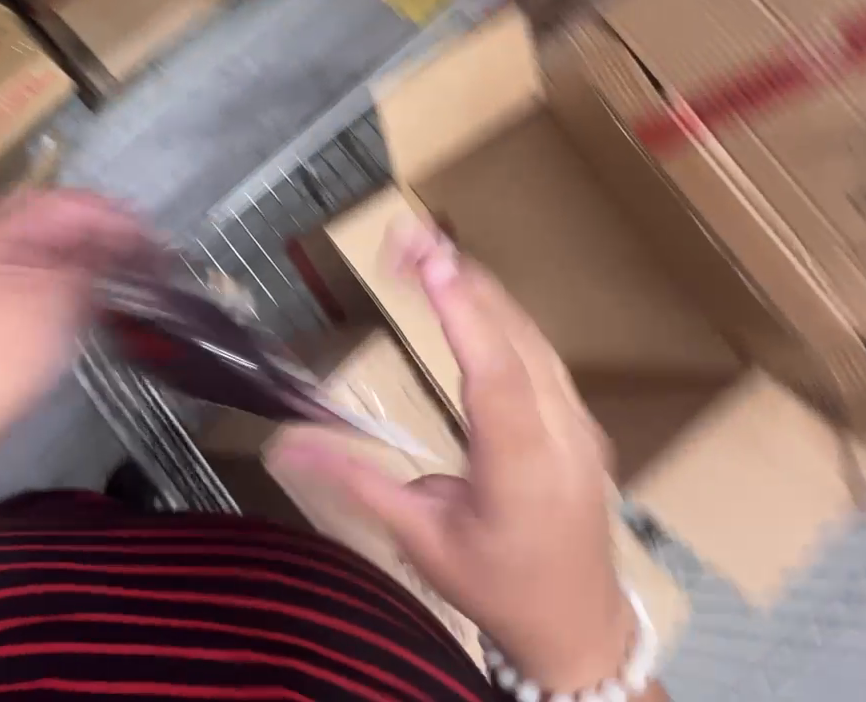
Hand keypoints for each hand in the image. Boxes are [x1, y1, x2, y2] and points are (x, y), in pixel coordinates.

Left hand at [0, 190, 149, 437]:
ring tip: (126, 265)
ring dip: (86, 250)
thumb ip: (88, 261)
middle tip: (139, 245)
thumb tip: (116, 239)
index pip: (59, 202)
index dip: (107, 214)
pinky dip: (68, 273)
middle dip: (98, 228)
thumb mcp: (54, 303)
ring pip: (45, 245)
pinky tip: (93, 287)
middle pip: (51, 219)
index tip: (144, 232)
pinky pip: (37, 270)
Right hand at [272, 219, 632, 693]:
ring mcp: (577, 425)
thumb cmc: (495, 586)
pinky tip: (467, 292)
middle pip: (516, 340)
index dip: (462, 317)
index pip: (495, 378)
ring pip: (532, 337)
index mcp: (522, 468)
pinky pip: (538, 350)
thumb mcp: (416, 537)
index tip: (428, 265)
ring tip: (426, 249)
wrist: (581, 630)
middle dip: (461, 279)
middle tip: (406, 236)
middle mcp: (561, 436)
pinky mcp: (576, 420)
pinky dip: (497, 311)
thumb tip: (285, 442)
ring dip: (479, 288)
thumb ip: (353, 479)